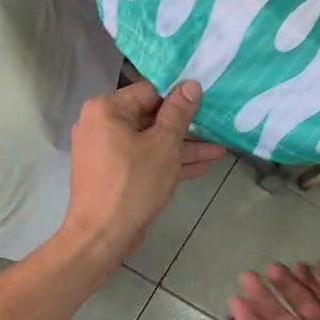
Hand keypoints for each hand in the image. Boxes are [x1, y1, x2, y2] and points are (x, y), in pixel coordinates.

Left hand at [63, 80, 226, 255]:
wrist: (103, 235)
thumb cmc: (134, 184)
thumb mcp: (164, 145)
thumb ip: (179, 113)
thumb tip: (191, 85)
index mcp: (107, 109)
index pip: (149, 92)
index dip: (179, 98)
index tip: (205, 104)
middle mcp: (101, 125)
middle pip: (150, 118)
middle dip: (185, 127)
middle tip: (215, 127)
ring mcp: (105, 151)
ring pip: (150, 142)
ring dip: (182, 148)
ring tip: (218, 151)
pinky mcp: (113, 174)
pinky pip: (144, 160)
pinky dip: (167, 163)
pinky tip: (200, 167)